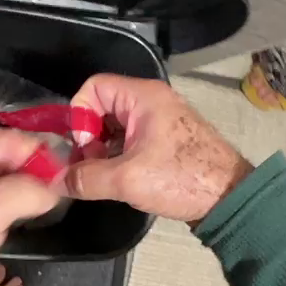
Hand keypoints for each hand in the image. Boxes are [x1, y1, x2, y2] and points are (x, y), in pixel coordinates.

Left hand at [0, 130, 61, 285]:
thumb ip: (24, 190)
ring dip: (27, 186)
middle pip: (5, 158)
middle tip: (63, 183)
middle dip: (34, 167)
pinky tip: (31, 214)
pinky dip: (16, 205)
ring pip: (3, 181)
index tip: (63, 168)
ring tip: (53, 197)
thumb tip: (54, 189)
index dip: (36, 150)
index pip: (5, 140)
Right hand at [63, 74, 252, 224]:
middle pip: (101, 106)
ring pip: (113, 126)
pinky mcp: (163, 140)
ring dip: (101, 150)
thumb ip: (86, 178)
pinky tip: (117, 179)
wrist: (230, 197)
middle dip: (88, 136)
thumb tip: (55, 181)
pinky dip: (116, 156)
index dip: (80, 115)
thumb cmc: (181, 178)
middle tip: (90, 166)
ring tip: (102, 177)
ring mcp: (158, 120)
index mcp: (143, 97)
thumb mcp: (127, 180)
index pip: (93, 87)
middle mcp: (150, 101)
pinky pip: (128, 139)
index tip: (85, 147)